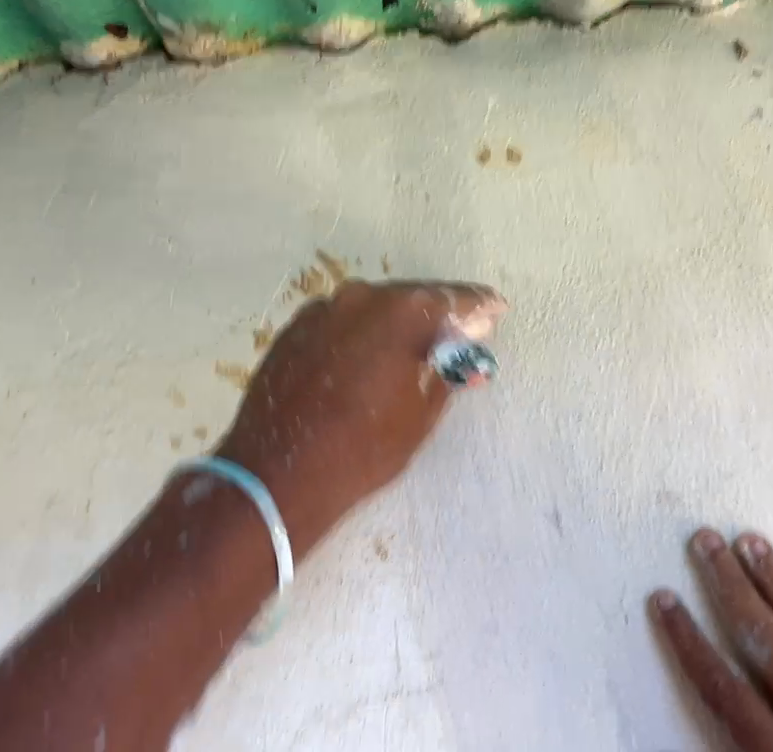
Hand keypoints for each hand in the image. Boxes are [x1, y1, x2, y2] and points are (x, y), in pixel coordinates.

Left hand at [215, 278, 505, 553]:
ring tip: (415, 344)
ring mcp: (323, 309)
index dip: (478, 308)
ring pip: (374, 307)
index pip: (453, 301)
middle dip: (438, 314)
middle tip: (460, 329)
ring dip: (397, 321)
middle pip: (413, 297)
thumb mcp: (421, 414)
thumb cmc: (363, 448)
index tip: (495, 309)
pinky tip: (370, 354)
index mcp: (401, 312)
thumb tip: (466, 353)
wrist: (277, 475)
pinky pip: (343, 321)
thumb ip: (447, 372)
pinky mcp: (295, 328)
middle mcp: (361, 297)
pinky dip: (363, 332)